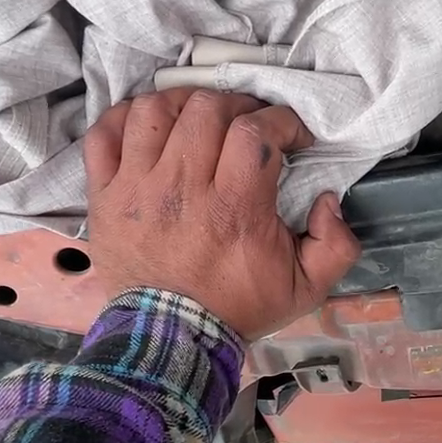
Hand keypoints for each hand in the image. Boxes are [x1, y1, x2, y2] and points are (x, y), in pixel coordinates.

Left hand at [83, 89, 360, 340]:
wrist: (173, 339)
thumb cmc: (240, 307)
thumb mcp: (308, 288)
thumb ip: (336, 244)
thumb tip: (329, 199)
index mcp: (235, 207)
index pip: (256, 131)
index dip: (282, 120)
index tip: (294, 137)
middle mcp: (183, 187)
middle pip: (207, 109)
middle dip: (239, 106)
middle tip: (252, 125)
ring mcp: (137, 188)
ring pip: (155, 111)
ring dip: (185, 103)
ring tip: (203, 119)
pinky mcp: (104, 195)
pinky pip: (104, 134)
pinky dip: (126, 118)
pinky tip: (153, 126)